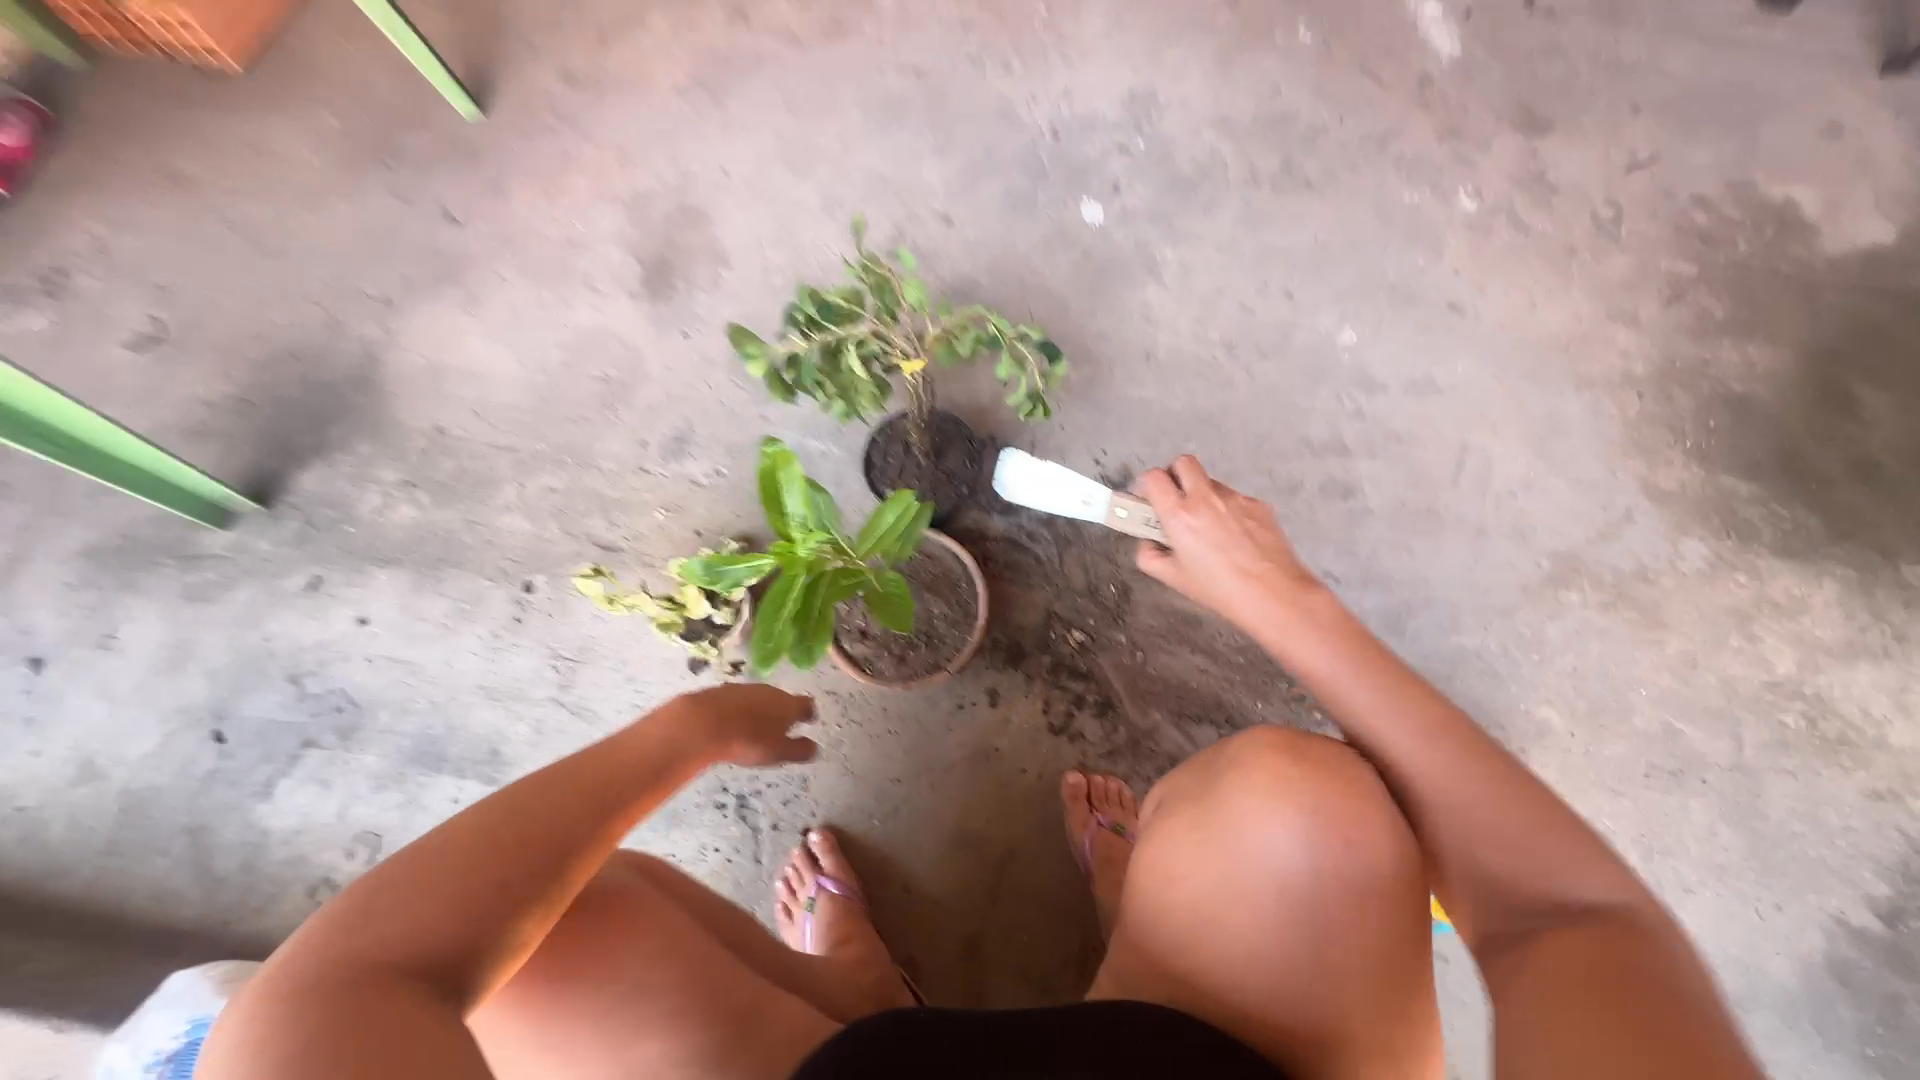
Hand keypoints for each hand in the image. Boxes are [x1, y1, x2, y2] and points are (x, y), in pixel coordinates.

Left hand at [657, 684, 818, 767]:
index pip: (806, 705)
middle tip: (780, 728)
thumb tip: (815, 747)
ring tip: (754, 727)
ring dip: (759, 710)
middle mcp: (770, 691)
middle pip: (782, 699)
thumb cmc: (749, 741)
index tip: (809, 720)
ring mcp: (745, 688)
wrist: (703, 723)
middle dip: (782, 712)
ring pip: (758, 698)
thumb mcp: (778, 752)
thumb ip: (799, 750)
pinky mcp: (722, 690)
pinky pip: (736, 700)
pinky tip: (731, 723)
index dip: (808, 713)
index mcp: (788, 705)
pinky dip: (738, 710)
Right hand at [1133, 456, 1321, 625]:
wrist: (1273, 593)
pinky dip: (1226, 509)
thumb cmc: (1221, 589)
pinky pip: (1235, 498)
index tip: (1146, 499)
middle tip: (1174, 500)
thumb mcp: (1173, 578)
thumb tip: (1148, 544)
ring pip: (1210, 481)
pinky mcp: (1258, 504)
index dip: (1145, 485)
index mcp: (1180, 515)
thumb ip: (1149, 556)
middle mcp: (1206, 499)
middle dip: (1173, 475)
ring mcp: (1235, 499)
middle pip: (1183, 462)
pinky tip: (1233, 536)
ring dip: (1201, 494)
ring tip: (1207, 526)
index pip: (1153, 478)